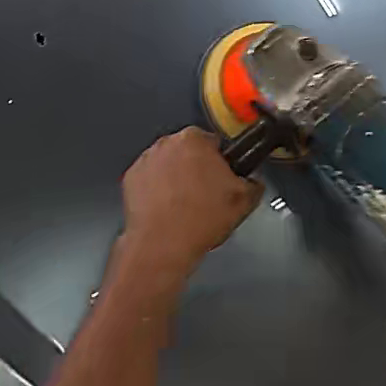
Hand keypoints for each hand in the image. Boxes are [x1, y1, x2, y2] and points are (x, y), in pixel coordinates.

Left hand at [114, 128, 262, 288]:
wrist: (162, 246)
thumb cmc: (200, 220)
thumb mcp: (244, 201)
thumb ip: (253, 183)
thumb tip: (253, 183)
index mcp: (196, 139)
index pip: (214, 143)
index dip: (220, 163)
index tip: (221, 179)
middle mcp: (168, 143)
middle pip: (189, 151)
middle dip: (197, 168)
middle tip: (205, 194)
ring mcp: (146, 159)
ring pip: (168, 164)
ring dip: (175, 177)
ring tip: (185, 206)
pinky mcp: (131, 177)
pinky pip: (149, 179)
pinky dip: (156, 189)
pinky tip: (166, 209)